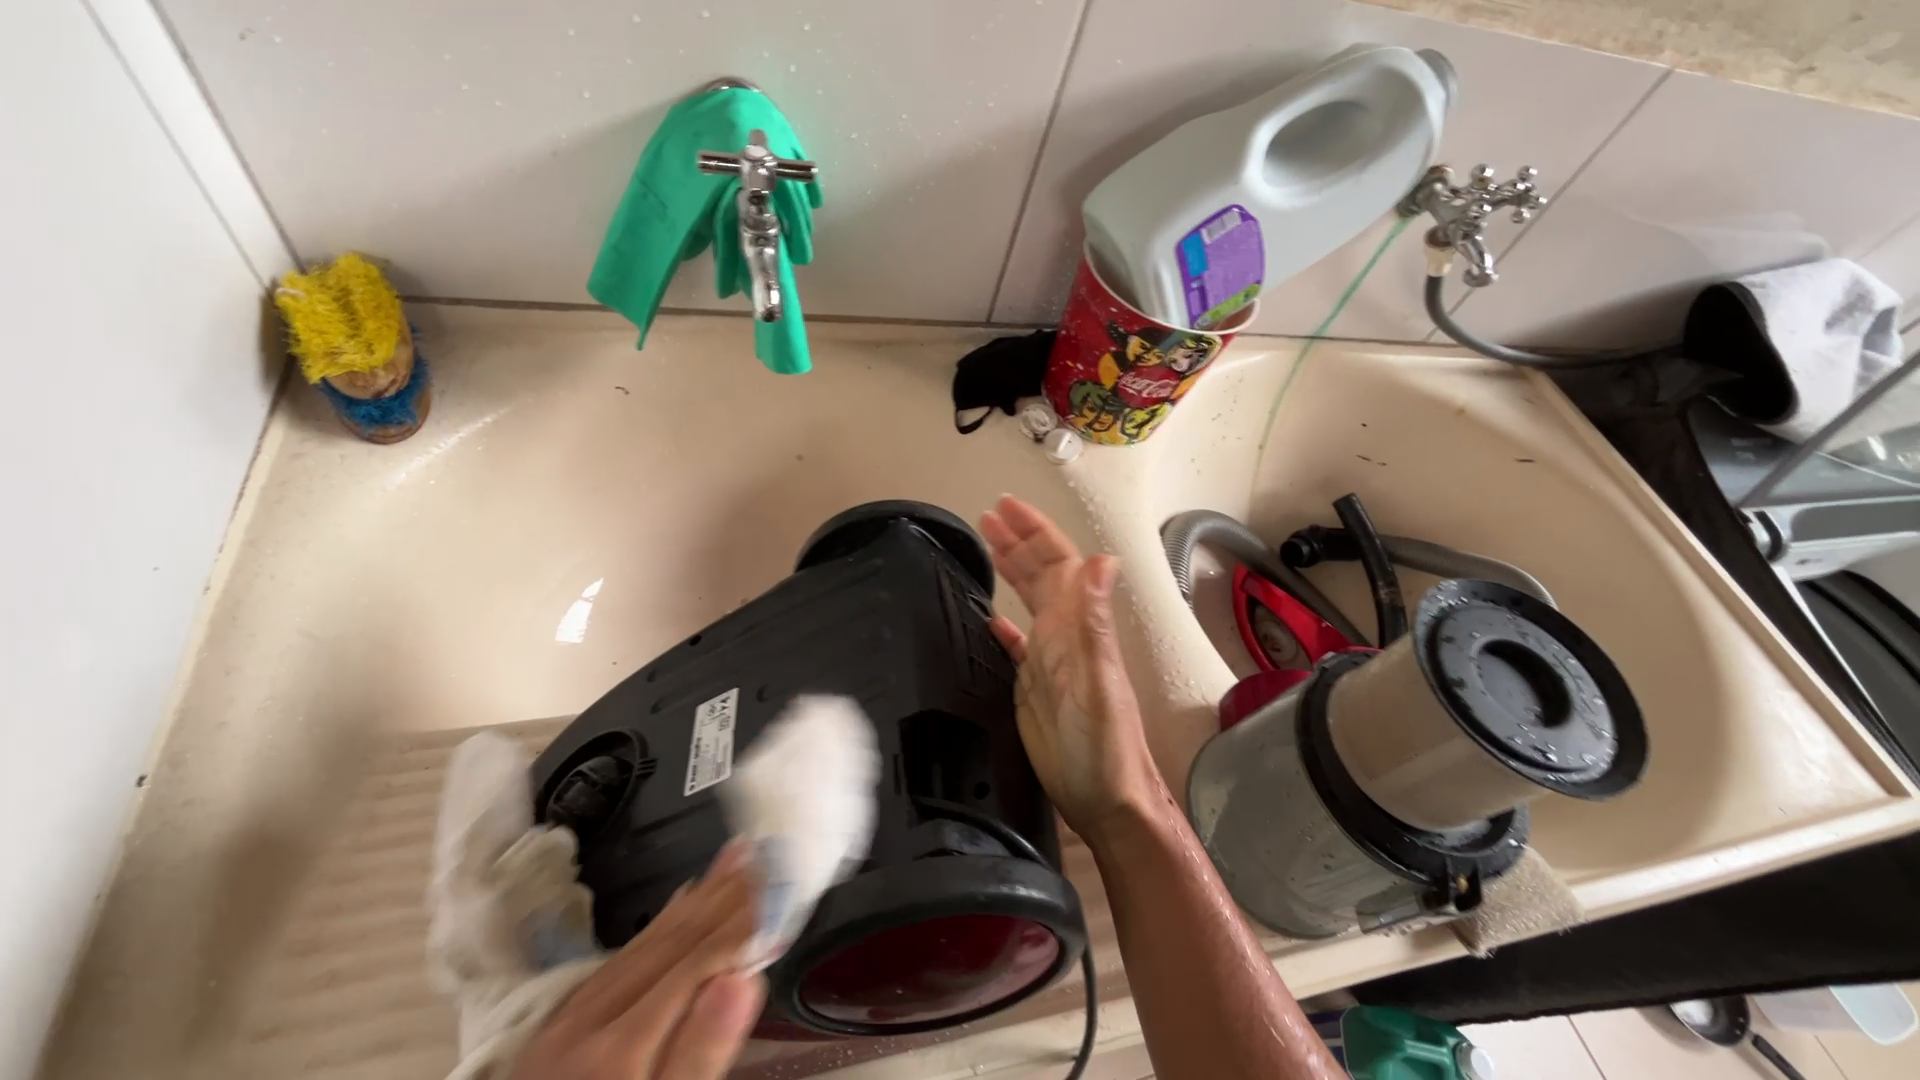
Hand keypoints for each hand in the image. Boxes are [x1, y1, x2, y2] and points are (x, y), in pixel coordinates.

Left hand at [512, 843, 764, 1079]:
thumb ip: (697, 1053)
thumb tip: (740, 977)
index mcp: (620, 1045)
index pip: (698, 960)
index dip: (743, 920)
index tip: (779, 883)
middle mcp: (591, 1019)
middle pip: (671, 941)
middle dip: (722, 895)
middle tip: (760, 854)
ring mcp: (570, 1019)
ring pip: (645, 943)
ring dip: (695, 900)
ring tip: (729, 866)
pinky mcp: (560, 1026)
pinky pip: (621, 958)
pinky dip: (659, 926)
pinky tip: (675, 911)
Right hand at [980, 496, 1161, 838]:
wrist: (1105, 800)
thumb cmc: (1103, 748)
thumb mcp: (1098, 684)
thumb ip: (1095, 624)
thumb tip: (1102, 559)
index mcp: (1079, 629)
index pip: (1058, 565)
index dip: (1035, 533)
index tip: (1007, 506)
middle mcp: (1066, 637)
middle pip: (1042, 575)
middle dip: (1018, 541)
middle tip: (988, 515)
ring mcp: (1050, 662)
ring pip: (1029, 602)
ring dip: (1011, 571)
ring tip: (988, 545)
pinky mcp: (1033, 689)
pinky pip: (1017, 645)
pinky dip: (1003, 626)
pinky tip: (990, 618)